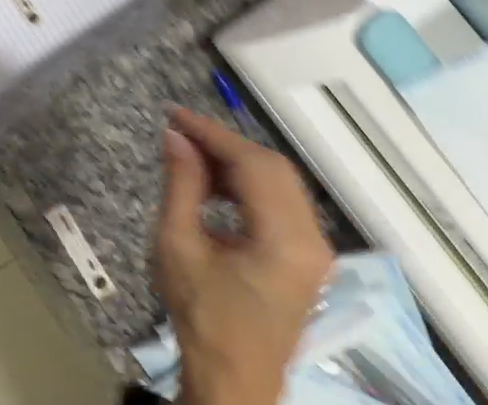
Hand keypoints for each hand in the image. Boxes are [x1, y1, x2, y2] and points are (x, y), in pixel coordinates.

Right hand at [155, 107, 332, 404]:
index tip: (172, 115)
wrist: (233, 372)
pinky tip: (212, 186)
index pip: (253, 164)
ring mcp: (315, 251)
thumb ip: (181, 186)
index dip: (212, 133)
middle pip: (274, 169)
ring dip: (236, 163)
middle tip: (177, 131)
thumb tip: (175, 137)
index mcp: (285, 238)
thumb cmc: (201, 310)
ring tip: (188, 156)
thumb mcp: (177, 244)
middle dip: (224, 143)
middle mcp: (313, 239)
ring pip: (280, 184)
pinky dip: (247, 185)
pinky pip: (281, 205)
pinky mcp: (306, 259)